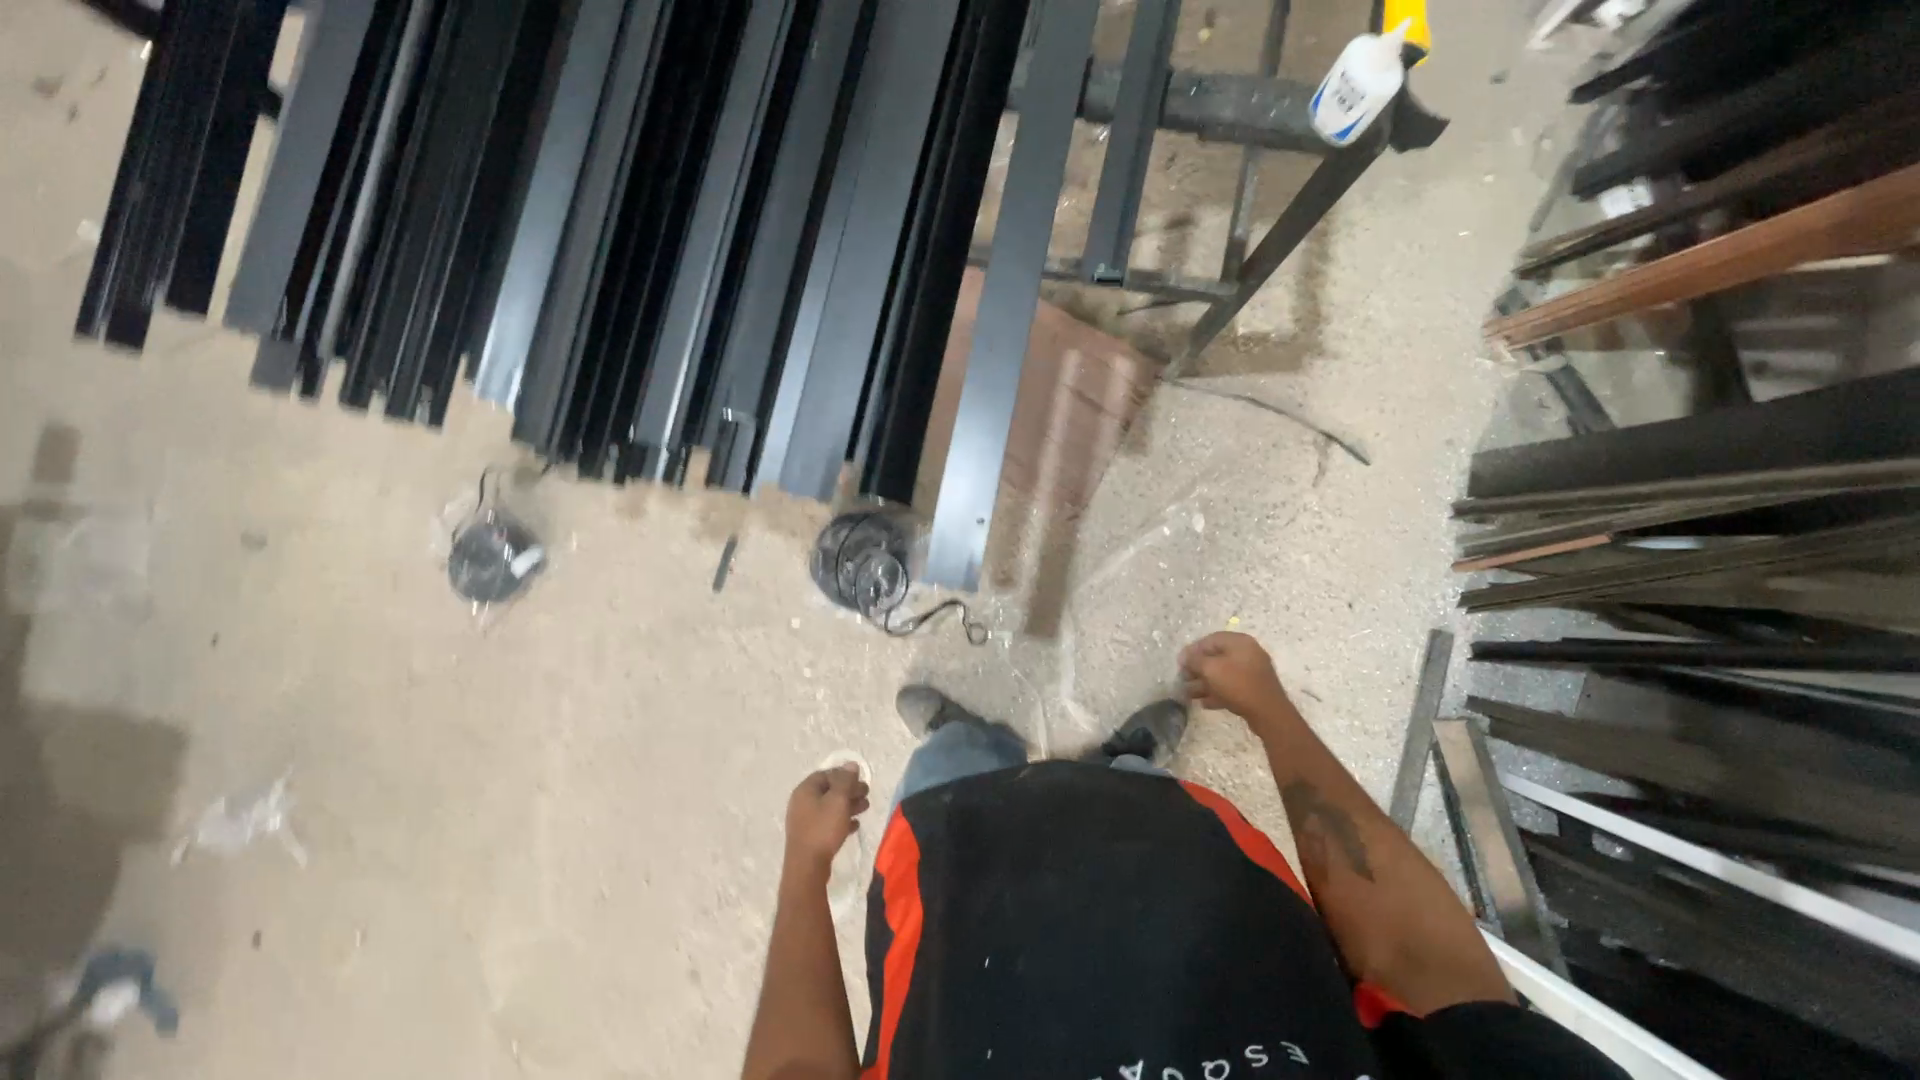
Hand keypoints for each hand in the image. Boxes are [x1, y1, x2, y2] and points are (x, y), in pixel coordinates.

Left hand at [784, 764, 869, 871]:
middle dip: (849, 791)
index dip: (845, 775)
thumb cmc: (823, 828)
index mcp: (805, 790)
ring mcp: (804, 820)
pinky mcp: (809, 836)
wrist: (807, 866)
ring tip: (865, 808)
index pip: (826, 774)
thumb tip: (850, 764)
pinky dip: (841, 821)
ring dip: (848, 805)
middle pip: (829, 790)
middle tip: (867, 795)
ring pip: (829, 807)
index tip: (861, 781)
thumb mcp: (838, 800)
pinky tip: (855, 826)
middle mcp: (802, 802)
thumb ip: (845, 780)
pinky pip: (827, 823)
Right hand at [1180, 632, 1293, 723]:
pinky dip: (1217, 692)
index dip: (1192, 650)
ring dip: (1204, 683)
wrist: (1268, 712)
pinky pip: (1231, 686)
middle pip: (1216, 657)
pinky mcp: (1253, 689)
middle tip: (1183, 680)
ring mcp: (1251, 672)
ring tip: (1189, 694)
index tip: (1180, 663)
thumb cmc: (1237, 684)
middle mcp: (1247, 653)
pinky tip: (1204, 703)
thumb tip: (1184, 657)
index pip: (1210, 640)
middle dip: (1197, 669)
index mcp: (1239, 642)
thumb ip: (1194, 660)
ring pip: (1222, 674)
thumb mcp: (1210, 669)